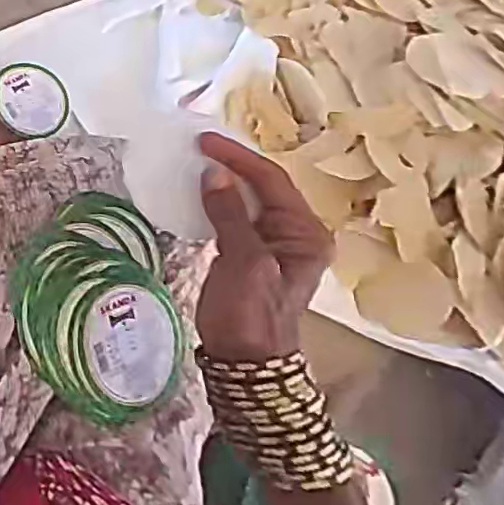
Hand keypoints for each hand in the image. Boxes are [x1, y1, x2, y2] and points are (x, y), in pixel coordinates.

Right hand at [196, 132, 332, 361]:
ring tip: (197, 163)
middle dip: (233, 164)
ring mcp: (274, 244)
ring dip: (225, 181)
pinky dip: (219, 202)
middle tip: (199, 146)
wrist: (243, 363)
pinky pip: (237, 217)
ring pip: (249, 200)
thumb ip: (230, 214)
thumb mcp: (243, 261)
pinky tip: (200, 194)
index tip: (205, 141)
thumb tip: (213, 173)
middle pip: (264, 186)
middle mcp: (296, 233)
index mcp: (306, 232)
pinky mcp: (252, 254)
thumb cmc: (249, 314)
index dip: (238, 157)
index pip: (272, 180)